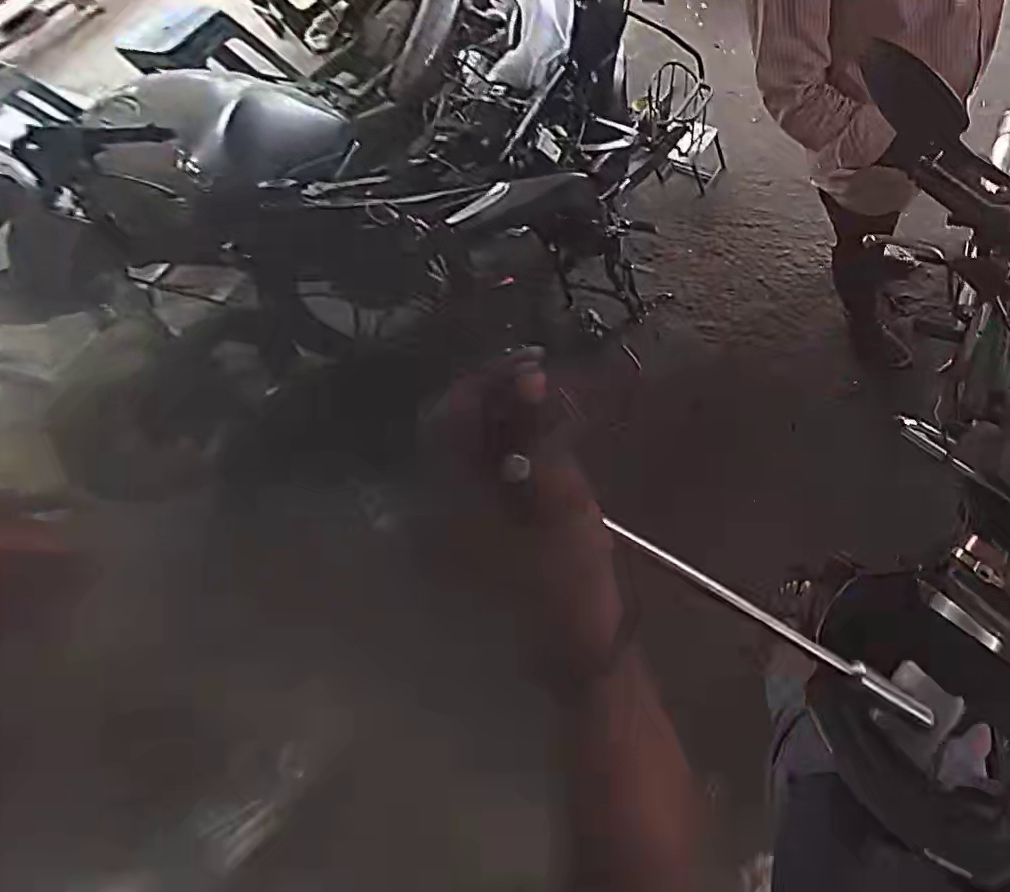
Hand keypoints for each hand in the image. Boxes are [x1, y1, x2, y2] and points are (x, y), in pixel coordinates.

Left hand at [424, 350, 622, 685]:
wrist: (576, 649)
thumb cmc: (572, 576)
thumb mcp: (561, 498)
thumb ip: (539, 434)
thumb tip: (528, 376)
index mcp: (449, 499)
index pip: (453, 416)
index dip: (489, 380)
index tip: (533, 360)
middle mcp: (433, 508)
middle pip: (451, 430)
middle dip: (493, 395)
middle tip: (540, 376)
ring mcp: (447, 527)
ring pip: (463, 452)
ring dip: (499, 419)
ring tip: (542, 400)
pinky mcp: (467, 537)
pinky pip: (475, 476)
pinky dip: (502, 449)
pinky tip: (534, 442)